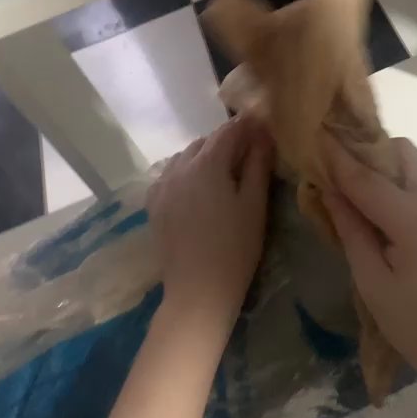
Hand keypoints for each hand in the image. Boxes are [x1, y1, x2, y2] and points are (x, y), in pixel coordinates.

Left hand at [148, 116, 273, 325]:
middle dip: (226, 141)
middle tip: (247, 153)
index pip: (228, 131)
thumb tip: (263, 134)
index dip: (246, 125)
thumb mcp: (254, 204)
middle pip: (205, 142)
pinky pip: (170, 174)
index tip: (262, 124)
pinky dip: (186, 172)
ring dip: (204, 156)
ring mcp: (162, 185)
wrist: (197, 292)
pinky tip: (198, 188)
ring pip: (185, 156)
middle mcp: (179, 167)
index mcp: (206, 163)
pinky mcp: (153, 204)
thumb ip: (258, 164)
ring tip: (223, 172)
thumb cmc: (235, 248)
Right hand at [320, 133, 416, 382]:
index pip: (366, 178)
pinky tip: (384, 209)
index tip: (316, 132)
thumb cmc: (415, 326)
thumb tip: (329, 190)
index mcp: (413, 220)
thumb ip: (350, 230)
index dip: (337, 156)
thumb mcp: (371, 282)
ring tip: (360, 187)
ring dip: (387, 166)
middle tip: (340, 166)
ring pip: (416, 164)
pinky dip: (401, 183)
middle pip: (402, 151)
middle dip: (370, 151)